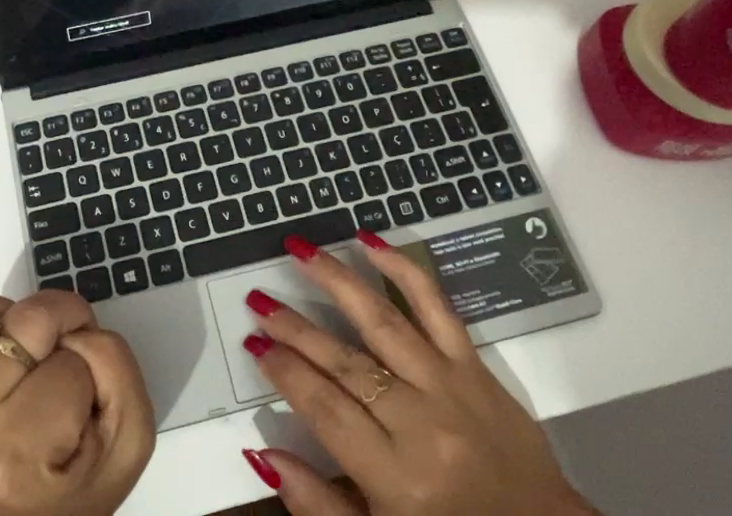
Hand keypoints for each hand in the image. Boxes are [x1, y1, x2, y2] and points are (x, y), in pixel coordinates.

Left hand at [0, 288, 155, 515]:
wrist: (19, 514)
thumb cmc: (77, 480)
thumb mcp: (129, 436)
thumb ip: (115, 369)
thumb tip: (75, 327)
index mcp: (20, 454)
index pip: (70, 361)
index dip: (88, 364)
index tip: (84, 393)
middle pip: (29, 322)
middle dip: (63, 326)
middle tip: (66, 358)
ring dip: (22, 322)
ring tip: (31, 360)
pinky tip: (4, 357)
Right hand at [237, 231, 598, 515]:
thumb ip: (318, 502)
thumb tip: (263, 453)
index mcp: (395, 476)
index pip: (325, 408)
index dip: (286, 373)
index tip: (255, 344)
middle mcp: (421, 422)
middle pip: (346, 362)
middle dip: (296, 328)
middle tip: (259, 301)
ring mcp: (451, 385)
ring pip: (382, 322)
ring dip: (336, 281)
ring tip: (299, 251)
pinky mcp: (475, 366)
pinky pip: (437, 308)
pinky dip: (404, 271)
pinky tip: (372, 242)